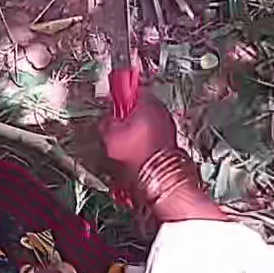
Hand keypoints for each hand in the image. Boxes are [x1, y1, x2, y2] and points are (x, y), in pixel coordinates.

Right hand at [100, 98, 231, 227]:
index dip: (118, 94)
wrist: (158, 182)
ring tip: (119, 144)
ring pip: (144, 125)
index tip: (112, 98)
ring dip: (132, 132)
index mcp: (149, 104)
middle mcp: (162, 115)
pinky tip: (129, 155)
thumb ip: (106, 121)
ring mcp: (168, 132)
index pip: (132, 90)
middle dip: (125, 116)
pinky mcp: (168, 148)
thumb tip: (106, 119)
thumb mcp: (109, 134)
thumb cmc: (140, 157)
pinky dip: (140, 145)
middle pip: (139, 108)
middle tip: (112, 124)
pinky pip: (149, 140)